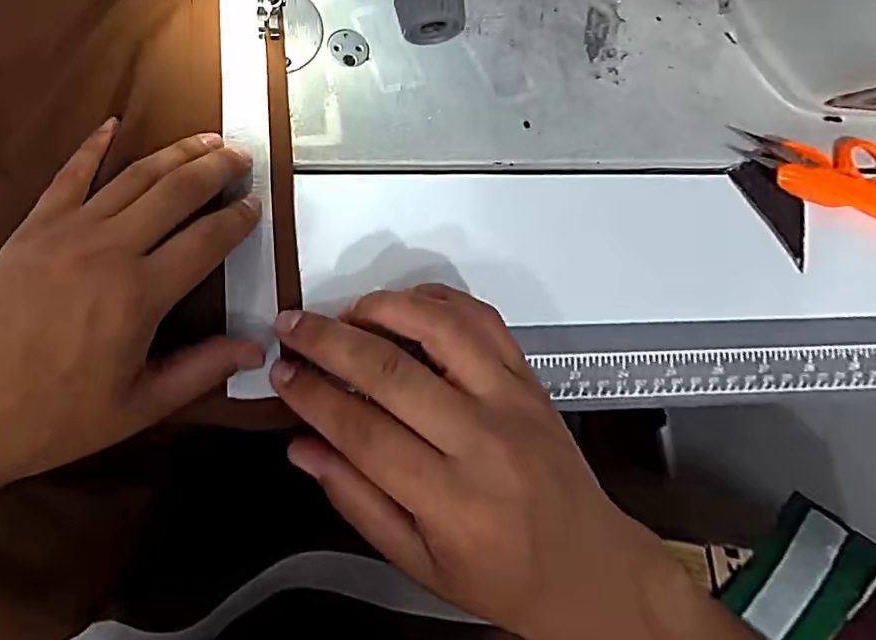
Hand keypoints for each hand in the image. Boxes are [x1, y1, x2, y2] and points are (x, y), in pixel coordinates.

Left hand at [0, 120, 265, 559]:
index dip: (239, 218)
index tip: (255, 205)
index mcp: (140, 296)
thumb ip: (200, 371)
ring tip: (204, 139)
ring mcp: (69, 230)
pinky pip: (70, 174)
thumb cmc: (49, 417)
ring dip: (175, 152)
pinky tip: (113, 124)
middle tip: (240, 155)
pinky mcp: (35, 225)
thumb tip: (255, 348)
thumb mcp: (136, 407)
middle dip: (216, 167)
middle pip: (177, 191)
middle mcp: (110, 250)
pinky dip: (94, 145)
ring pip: (134, 176)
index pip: (207, 240)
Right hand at [271, 285, 743, 639]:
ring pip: (438, 328)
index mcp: (454, 503)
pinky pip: (481, 317)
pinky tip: (402, 303)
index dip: (312, 396)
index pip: (363, 433)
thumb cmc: (504, 577)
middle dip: (327, 342)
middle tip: (292, 326)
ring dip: (379, 308)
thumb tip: (301, 446)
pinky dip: (435, 297)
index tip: (282, 373)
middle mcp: (484, 443)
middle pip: (390, 373)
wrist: (593, 573)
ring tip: (342, 312)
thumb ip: (355, 499)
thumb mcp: (420, 562)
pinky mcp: (527, 377)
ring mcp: (511, 400)